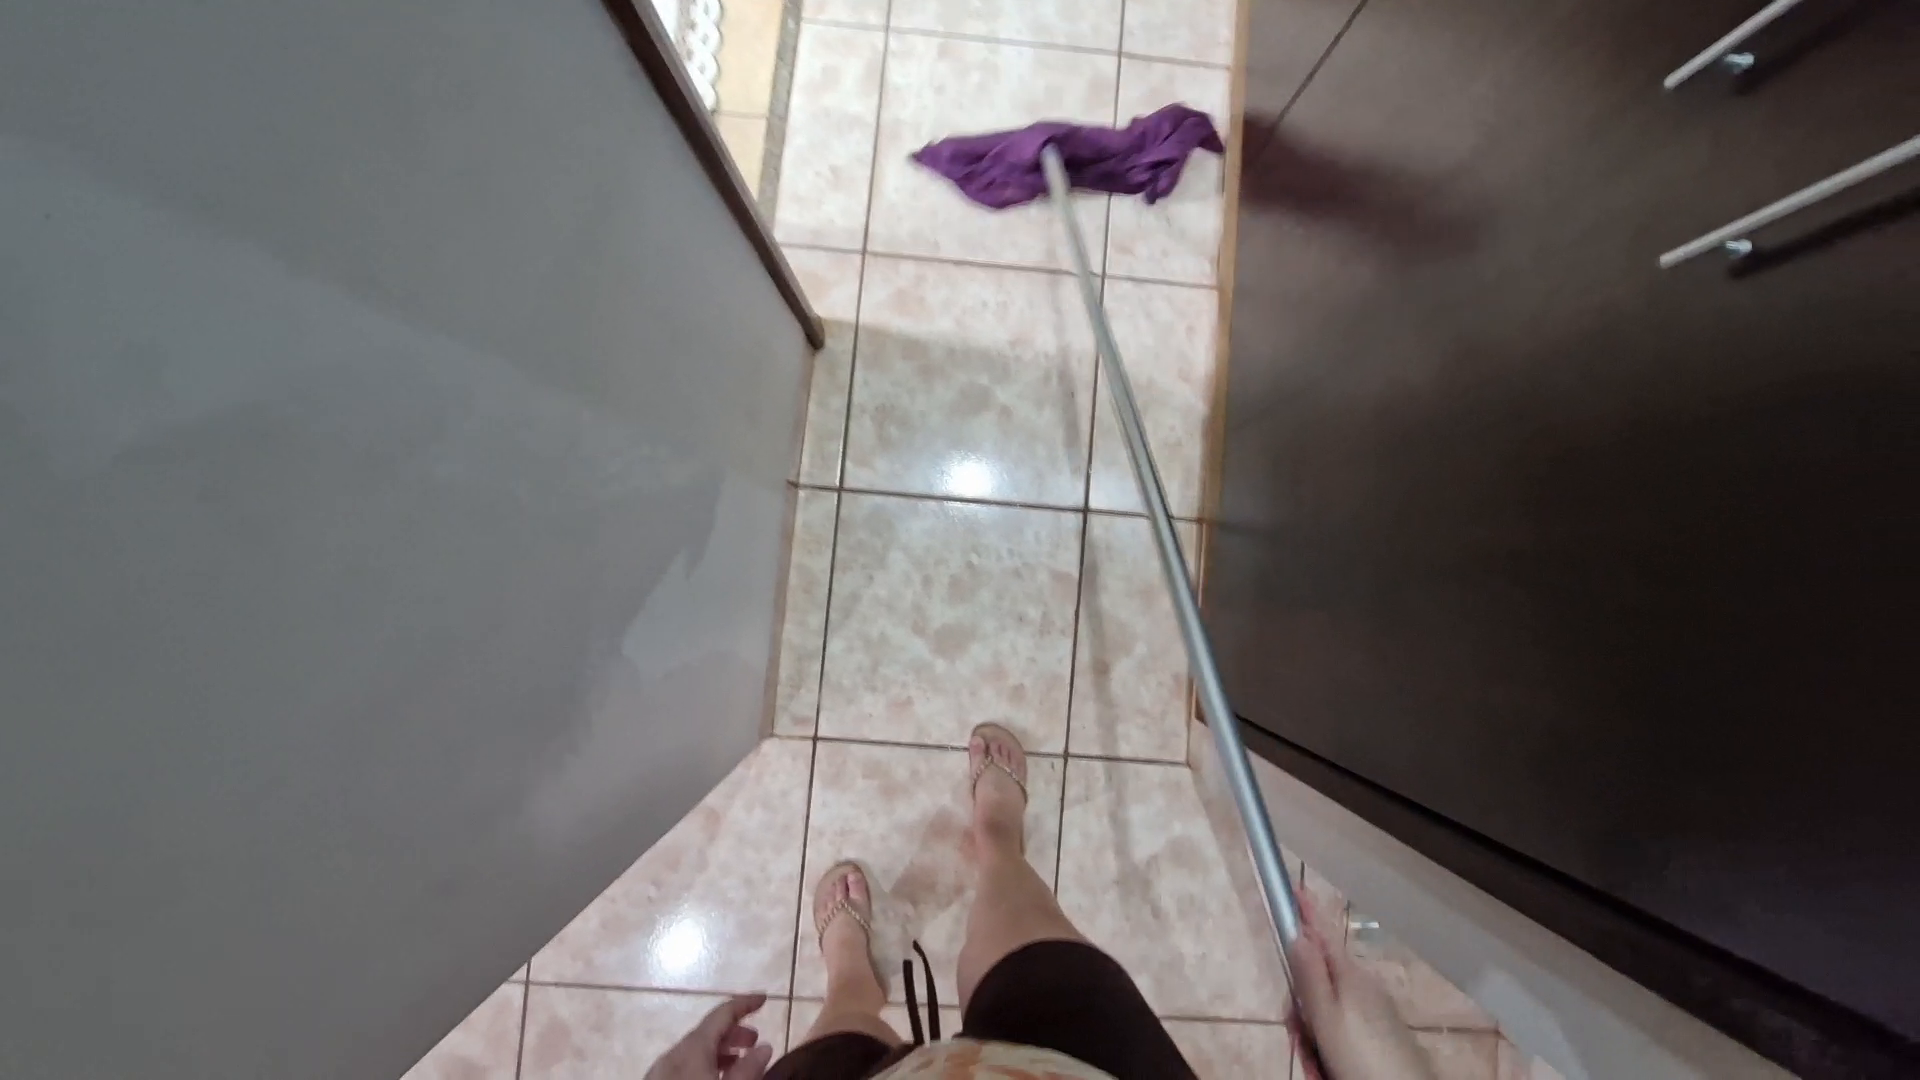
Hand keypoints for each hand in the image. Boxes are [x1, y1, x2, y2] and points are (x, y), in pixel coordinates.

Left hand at [644, 994, 774, 1079]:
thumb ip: (748, 1070)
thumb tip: (764, 1047)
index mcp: (692, 1048)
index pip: (722, 1013)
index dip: (745, 1003)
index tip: (765, 998)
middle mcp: (673, 1055)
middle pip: (707, 1031)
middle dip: (734, 1032)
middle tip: (756, 1040)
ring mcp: (660, 1073)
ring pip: (694, 1051)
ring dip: (720, 1051)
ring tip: (739, 1064)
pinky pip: (683, 1067)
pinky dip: (704, 1065)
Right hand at [1288, 903, 1436, 1079]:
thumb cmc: (1363, 1058)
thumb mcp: (1326, 1018)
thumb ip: (1309, 975)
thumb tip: (1296, 931)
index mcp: (1349, 975)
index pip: (1322, 931)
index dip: (1306, 911)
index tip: (1293, 887)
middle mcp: (1362, 986)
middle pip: (1318, 978)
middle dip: (1301, 1004)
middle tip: (1296, 1032)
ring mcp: (1374, 1011)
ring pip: (1327, 1007)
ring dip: (1313, 1032)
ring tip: (1316, 1063)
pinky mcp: (1381, 1035)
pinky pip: (1343, 1027)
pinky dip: (1330, 1044)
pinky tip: (1330, 1068)